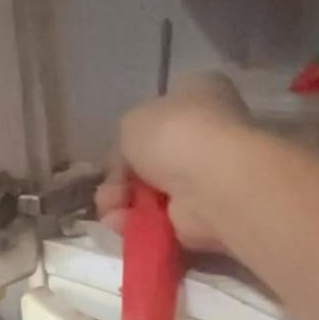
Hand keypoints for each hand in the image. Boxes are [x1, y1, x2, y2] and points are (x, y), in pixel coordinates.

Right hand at [93, 71, 250, 254]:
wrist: (212, 184)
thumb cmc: (174, 135)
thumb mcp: (131, 122)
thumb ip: (124, 143)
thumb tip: (126, 165)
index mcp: (198, 94)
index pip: (157, 116)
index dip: (128, 139)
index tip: (111, 158)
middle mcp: (207, 134)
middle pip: (151, 160)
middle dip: (121, 180)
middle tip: (106, 193)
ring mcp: (208, 177)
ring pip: (153, 193)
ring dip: (124, 204)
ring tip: (109, 211)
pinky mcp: (204, 215)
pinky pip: (163, 220)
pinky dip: (140, 224)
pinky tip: (122, 225)